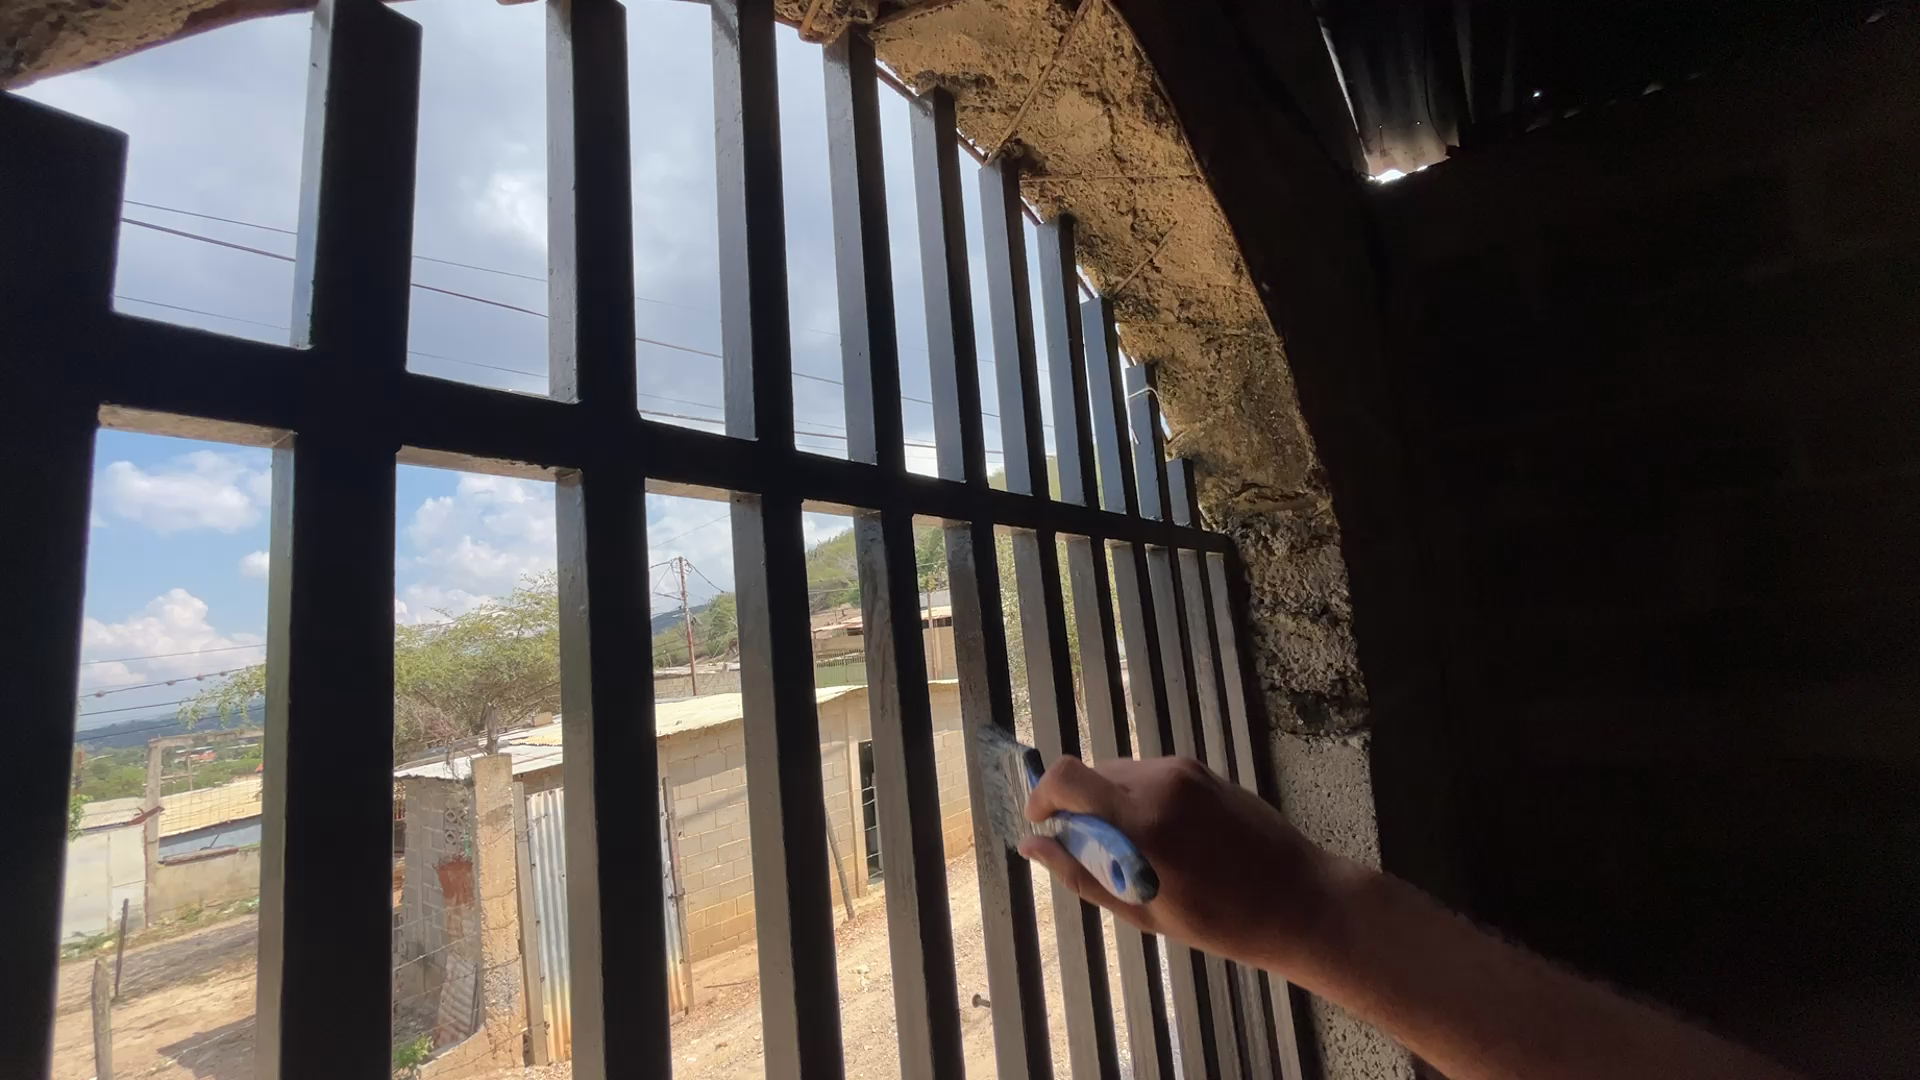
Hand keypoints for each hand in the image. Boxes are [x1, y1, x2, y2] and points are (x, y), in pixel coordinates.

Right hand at [1018, 754, 1335, 972]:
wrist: (1301, 898)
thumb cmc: (1222, 921)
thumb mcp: (1144, 911)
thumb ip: (1082, 873)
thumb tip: (1032, 845)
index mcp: (1143, 822)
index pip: (1067, 777)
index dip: (1042, 794)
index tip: (1042, 823)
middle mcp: (1158, 781)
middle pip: (1090, 775)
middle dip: (1079, 808)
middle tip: (1096, 852)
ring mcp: (1181, 769)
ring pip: (1118, 774)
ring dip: (1109, 803)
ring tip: (1138, 848)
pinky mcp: (1198, 767)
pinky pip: (1147, 774)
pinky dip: (1138, 798)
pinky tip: (1166, 834)